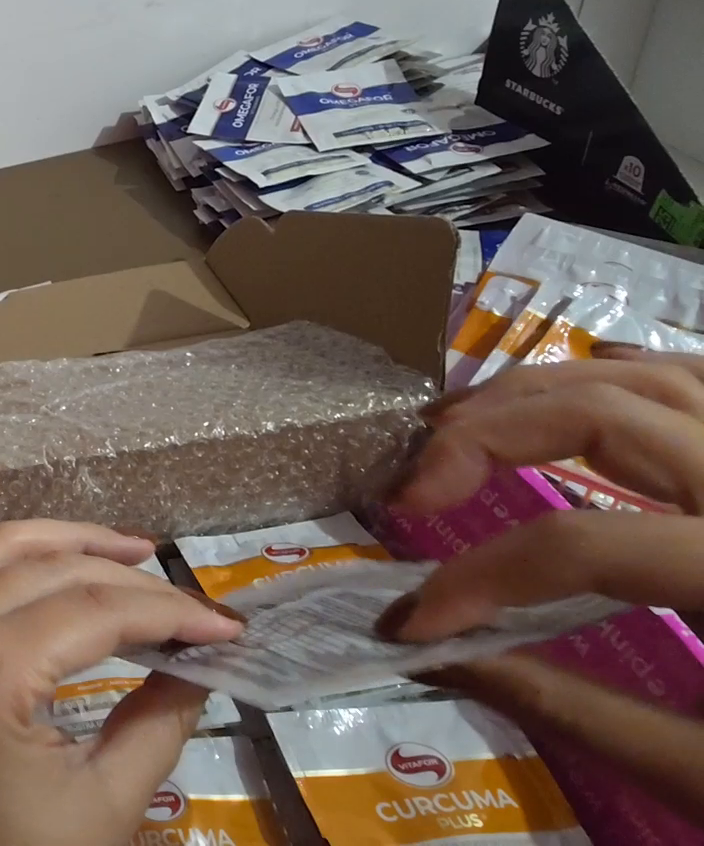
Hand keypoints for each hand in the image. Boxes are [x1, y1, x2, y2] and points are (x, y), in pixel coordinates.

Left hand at [0, 468, 242, 845]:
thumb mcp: (103, 805)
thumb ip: (156, 724)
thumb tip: (200, 664)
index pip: (97, 612)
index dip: (168, 613)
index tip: (227, 629)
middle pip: (53, 573)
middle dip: (130, 581)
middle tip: (190, 604)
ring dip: (63, 538)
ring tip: (129, 545)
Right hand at [384, 345, 703, 821]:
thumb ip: (575, 709)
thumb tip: (429, 657)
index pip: (580, 546)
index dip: (474, 578)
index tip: (411, 622)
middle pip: (604, 412)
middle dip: (479, 438)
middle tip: (409, 488)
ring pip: (649, 377)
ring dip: (528, 394)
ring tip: (451, 431)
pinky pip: (702, 384)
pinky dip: (619, 375)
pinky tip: (564, 394)